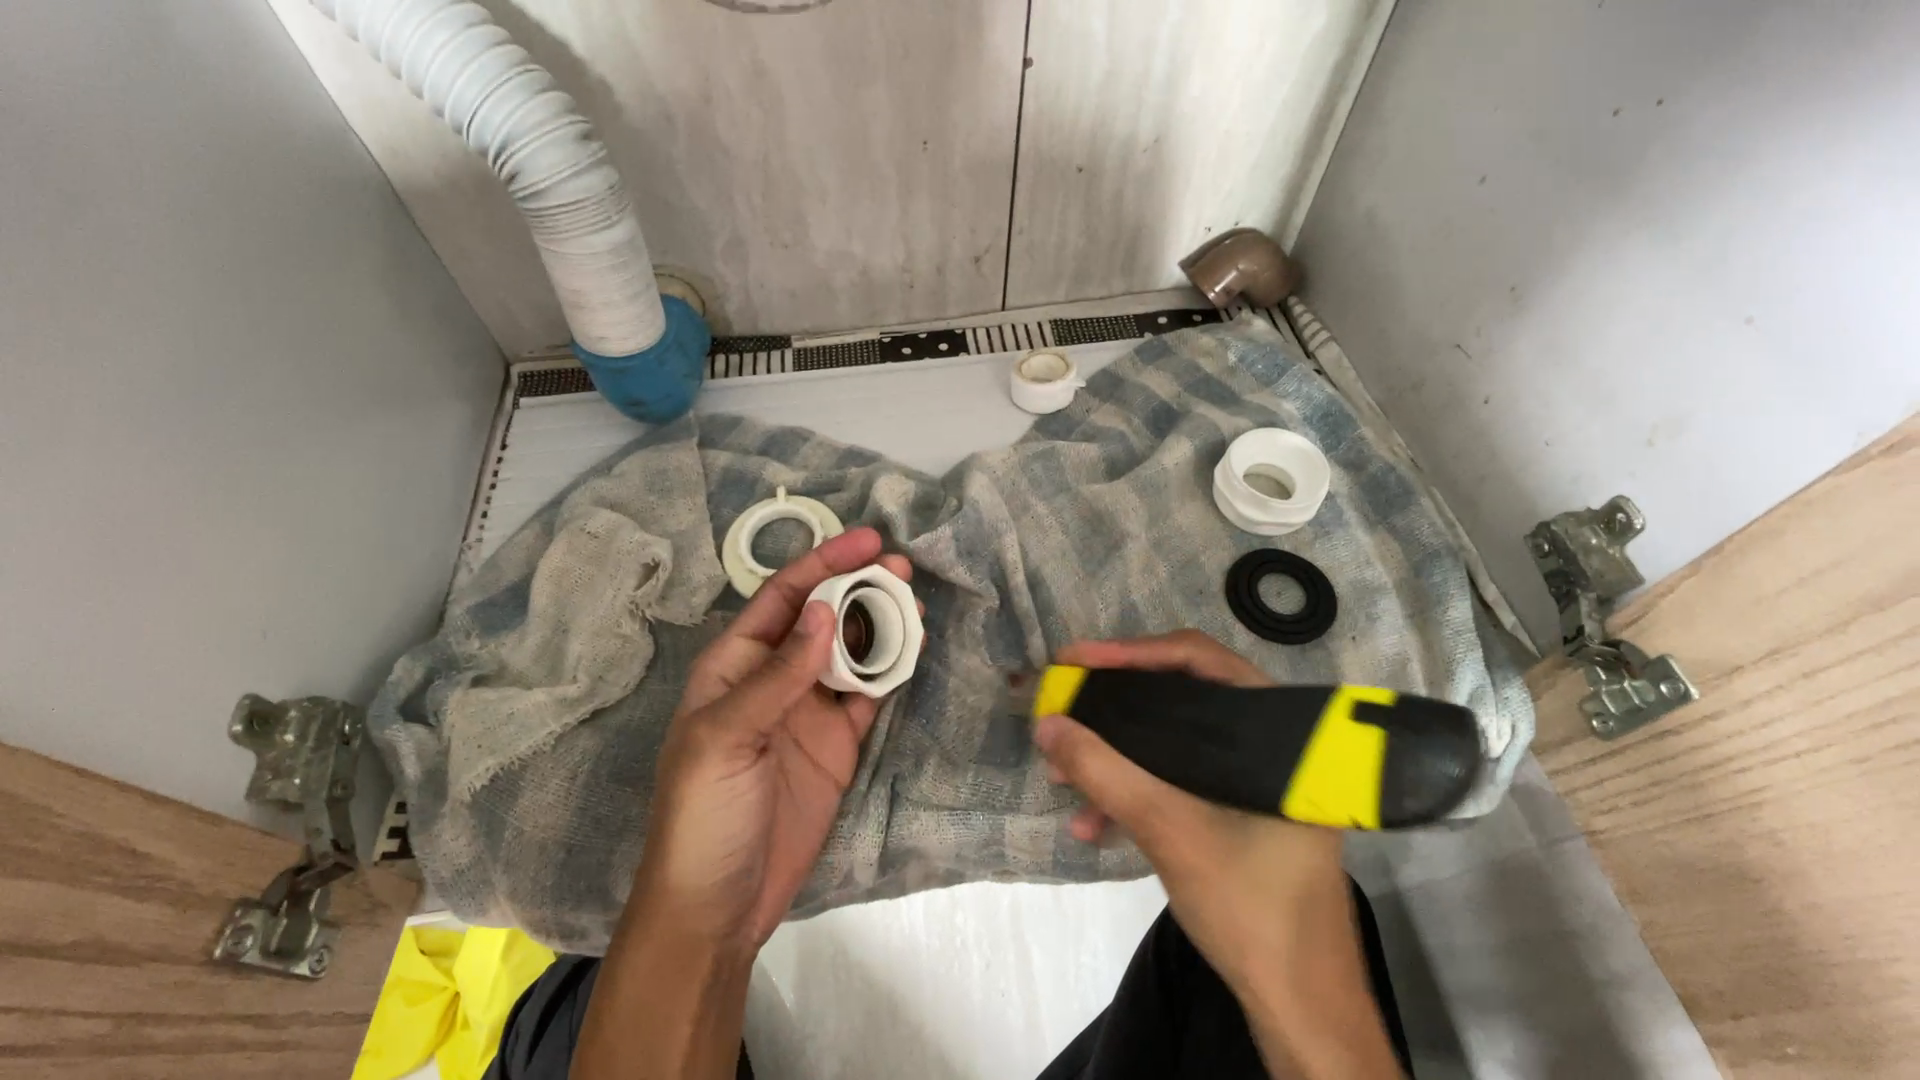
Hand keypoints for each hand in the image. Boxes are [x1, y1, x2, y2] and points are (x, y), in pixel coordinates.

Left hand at [631, 526, 914, 949]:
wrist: (719, 906)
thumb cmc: (702, 815)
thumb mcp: (725, 739)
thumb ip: (777, 676)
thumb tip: (826, 613)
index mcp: (733, 665)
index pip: (782, 599)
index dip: (823, 564)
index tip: (868, 541)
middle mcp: (773, 678)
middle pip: (823, 619)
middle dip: (860, 588)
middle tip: (904, 569)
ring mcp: (809, 711)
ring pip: (852, 653)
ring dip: (882, 625)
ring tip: (917, 603)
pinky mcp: (838, 744)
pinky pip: (870, 695)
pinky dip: (893, 672)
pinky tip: (915, 650)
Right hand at [1034, 630, 1402, 1078]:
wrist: (1299, 1003)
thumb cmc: (1251, 906)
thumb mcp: (1169, 830)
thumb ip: (1104, 772)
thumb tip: (1045, 724)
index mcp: (1278, 730)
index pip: (1198, 660)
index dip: (1130, 654)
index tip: (1074, 663)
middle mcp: (1270, 743)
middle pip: (1179, 699)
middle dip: (1112, 712)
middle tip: (1062, 710)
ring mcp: (1255, 780)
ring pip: (1173, 744)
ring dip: (1116, 758)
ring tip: (1062, 778)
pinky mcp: (1239, 811)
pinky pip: (1178, 780)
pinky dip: (1135, 793)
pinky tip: (1092, 823)